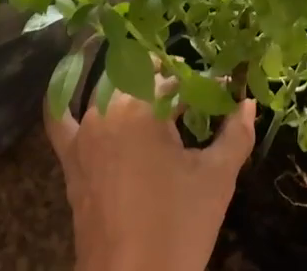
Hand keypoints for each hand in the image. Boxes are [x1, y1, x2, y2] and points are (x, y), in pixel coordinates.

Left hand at [46, 73, 257, 270]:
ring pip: (109, 91)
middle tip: (197, 102)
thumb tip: (248, 103)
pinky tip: (74, 81)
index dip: (207, 89)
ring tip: (160, 99)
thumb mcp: (216, 178)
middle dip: (171, 84)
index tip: (228, 96)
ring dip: (134, 87)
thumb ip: (236, 134)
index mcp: (143, 107)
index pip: (180, 83)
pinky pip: (59, 118)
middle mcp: (108, 110)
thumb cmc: (178, 227)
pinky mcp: (70, 159)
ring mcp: (84, 134)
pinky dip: (63, 97)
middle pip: (143, 79)